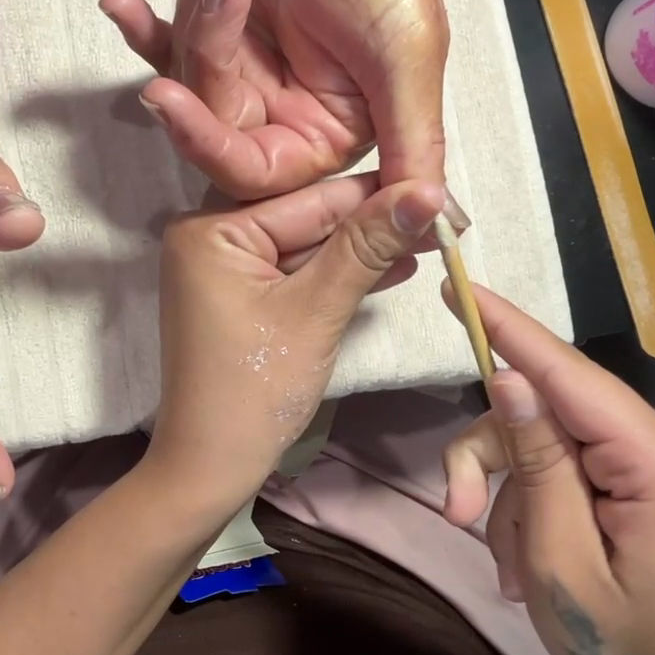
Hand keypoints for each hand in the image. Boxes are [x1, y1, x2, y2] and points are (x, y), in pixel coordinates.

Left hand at [101, 0, 460, 198]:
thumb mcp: (406, 61)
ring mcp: (245, 80)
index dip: (207, 143)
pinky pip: (172, 47)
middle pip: (211, 120)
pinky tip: (121, 4)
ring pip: (190, 76)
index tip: (167, 97)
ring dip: (197, 13)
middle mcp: (281, 120)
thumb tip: (433, 221)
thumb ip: (412, 144)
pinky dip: (147, 25)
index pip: (253, 171)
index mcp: (324, 139)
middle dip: (206, 53)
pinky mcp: (218, 42)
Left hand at [144, 174, 444, 494]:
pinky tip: (395, 265)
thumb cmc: (254, 390)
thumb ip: (368, 247)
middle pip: (307, 214)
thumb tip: (428, 191)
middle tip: (446, 217)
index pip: (312, 198)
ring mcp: (221, 263)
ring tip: (431, 241)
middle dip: (375, 220)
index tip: (444, 191)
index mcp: (211, 228)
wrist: (209, 464)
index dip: (383, 193)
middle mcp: (208, 233)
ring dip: (365, 247)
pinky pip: (294, 268)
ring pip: (306, 242)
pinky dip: (338, 272)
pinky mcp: (237, 291)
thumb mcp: (316, 312)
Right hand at [440, 285, 654, 654]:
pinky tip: (538, 559)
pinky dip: (547, 503)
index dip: (509, 328)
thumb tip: (509, 378)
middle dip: (496, 463)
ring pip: (559, 443)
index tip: (461, 284)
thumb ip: (537, 464)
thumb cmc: (629, 653)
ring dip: (519, 497)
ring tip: (514, 569)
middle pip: (552, 416)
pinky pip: (583, 463)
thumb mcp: (561, 565)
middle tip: (457, 515)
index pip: (570, 376)